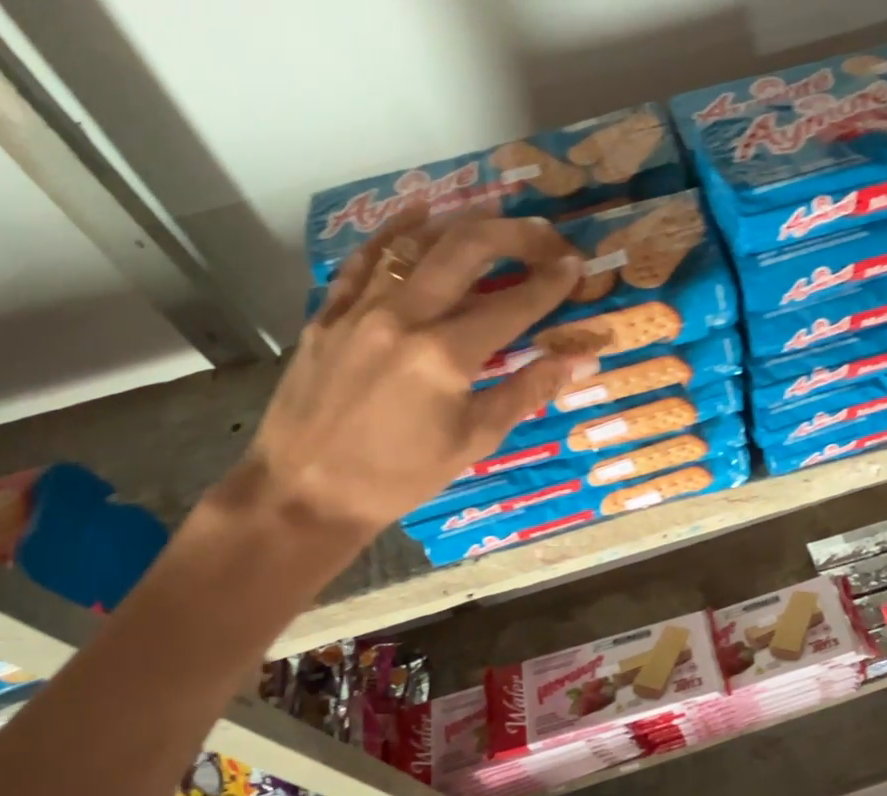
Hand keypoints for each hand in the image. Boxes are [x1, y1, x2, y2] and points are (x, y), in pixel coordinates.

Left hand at [232, 205, 597, 541]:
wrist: (307, 493)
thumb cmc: (400, 477)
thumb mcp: (474, 440)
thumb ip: (527, 391)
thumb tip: (580, 359)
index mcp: (446, 355)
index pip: (514, 304)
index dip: (552, 281)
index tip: (578, 265)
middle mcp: (404, 316)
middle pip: (467, 250)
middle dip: (515, 235)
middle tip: (545, 236)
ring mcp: (360, 308)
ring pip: (417, 242)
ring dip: (463, 224)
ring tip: (496, 216)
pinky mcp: (328, 313)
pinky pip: (366, 258)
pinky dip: (396, 231)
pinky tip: (419, 212)